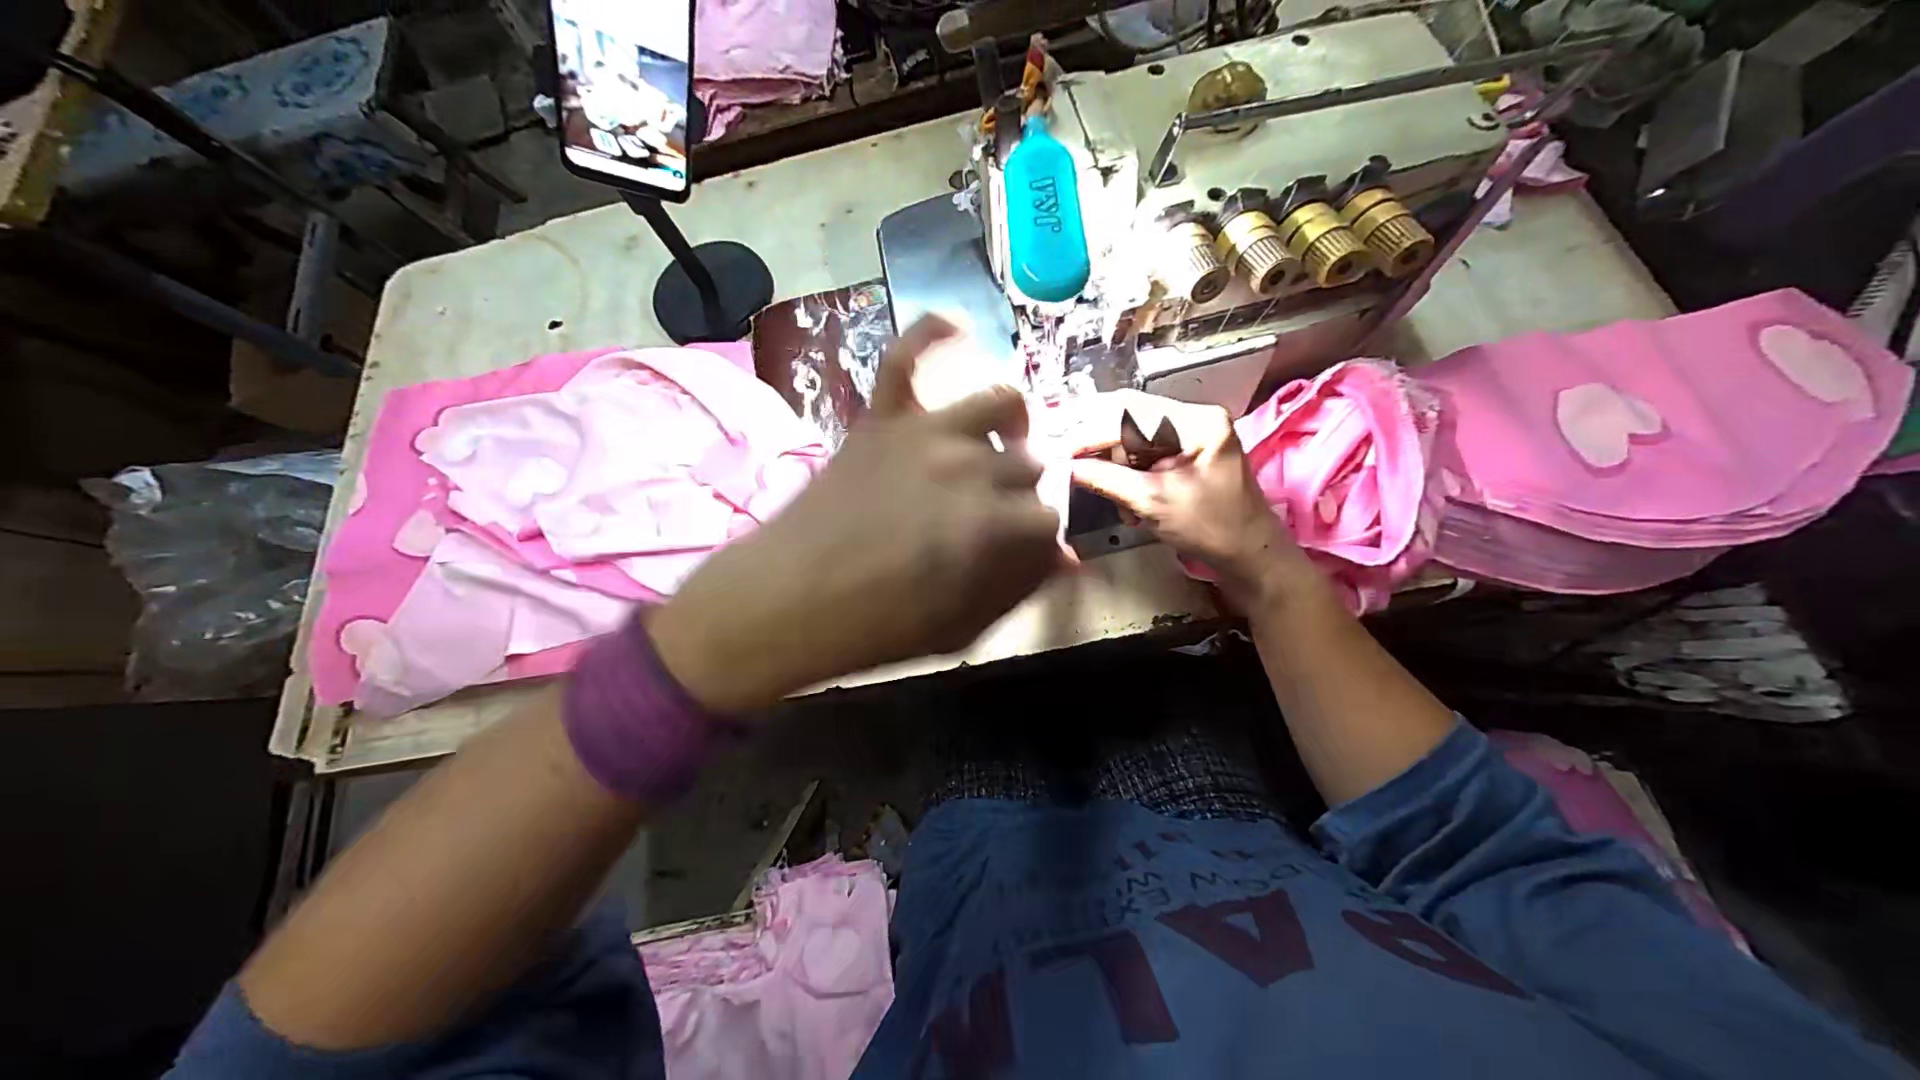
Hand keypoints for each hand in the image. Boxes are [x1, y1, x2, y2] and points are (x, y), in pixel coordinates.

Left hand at [652, 318, 1064, 711]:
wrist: (786, 599)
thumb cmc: (875, 625)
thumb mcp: (958, 626)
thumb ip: (1016, 588)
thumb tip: (1062, 560)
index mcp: (992, 522)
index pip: (1048, 519)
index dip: (1041, 542)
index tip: (1028, 556)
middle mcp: (970, 464)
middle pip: (1029, 463)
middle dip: (1023, 495)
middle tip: (1001, 518)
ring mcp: (923, 431)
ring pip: (999, 402)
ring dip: (1010, 426)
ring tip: (998, 446)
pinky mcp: (881, 417)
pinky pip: (907, 356)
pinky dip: (931, 334)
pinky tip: (955, 325)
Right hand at [1068, 391, 1315, 607]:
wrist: (1249, 556)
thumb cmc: (1212, 528)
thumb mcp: (1154, 502)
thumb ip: (1107, 480)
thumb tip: (1066, 468)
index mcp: (1196, 421)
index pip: (1129, 412)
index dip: (1090, 433)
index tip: (1062, 454)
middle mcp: (1192, 419)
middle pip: (1127, 421)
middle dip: (1100, 451)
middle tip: (1073, 470)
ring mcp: (1188, 437)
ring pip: (1130, 441)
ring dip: (1114, 471)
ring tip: (1120, 505)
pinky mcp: (1182, 456)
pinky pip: (1141, 457)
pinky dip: (1127, 480)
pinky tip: (1130, 506)